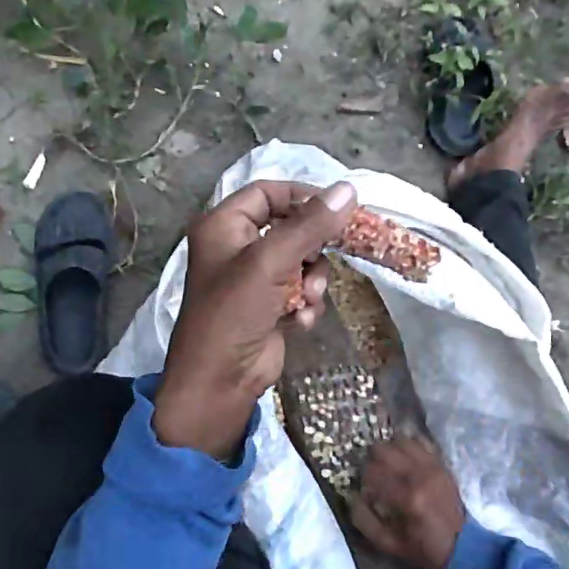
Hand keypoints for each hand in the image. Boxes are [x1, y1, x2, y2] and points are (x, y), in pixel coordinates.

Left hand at [153, 180, 357, 457]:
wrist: (220, 379)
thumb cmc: (234, 312)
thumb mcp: (269, 262)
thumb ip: (309, 225)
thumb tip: (348, 189)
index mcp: (223, 226)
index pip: (267, 193)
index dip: (302, 196)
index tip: (338, 207)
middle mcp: (236, 247)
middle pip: (290, 228)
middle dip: (311, 248)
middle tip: (326, 257)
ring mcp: (254, 279)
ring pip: (301, 262)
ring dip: (311, 281)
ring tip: (307, 298)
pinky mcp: (269, 307)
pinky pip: (300, 291)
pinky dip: (304, 304)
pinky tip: (299, 320)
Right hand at [349, 438, 466, 568]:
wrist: (463, 548)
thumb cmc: (422, 549)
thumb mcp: (387, 544)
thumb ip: (363, 520)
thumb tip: (351, 496)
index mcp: (405, 497)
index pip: (371, 472)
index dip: (363, 481)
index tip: (366, 493)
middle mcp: (419, 476)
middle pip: (383, 450)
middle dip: (372, 461)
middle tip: (373, 475)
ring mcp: (433, 468)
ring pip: (401, 441)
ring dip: (389, 451)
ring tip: (388, 466)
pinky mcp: (442, 466)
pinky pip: (420, 444)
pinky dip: (408, 448)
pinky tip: (405, 461)